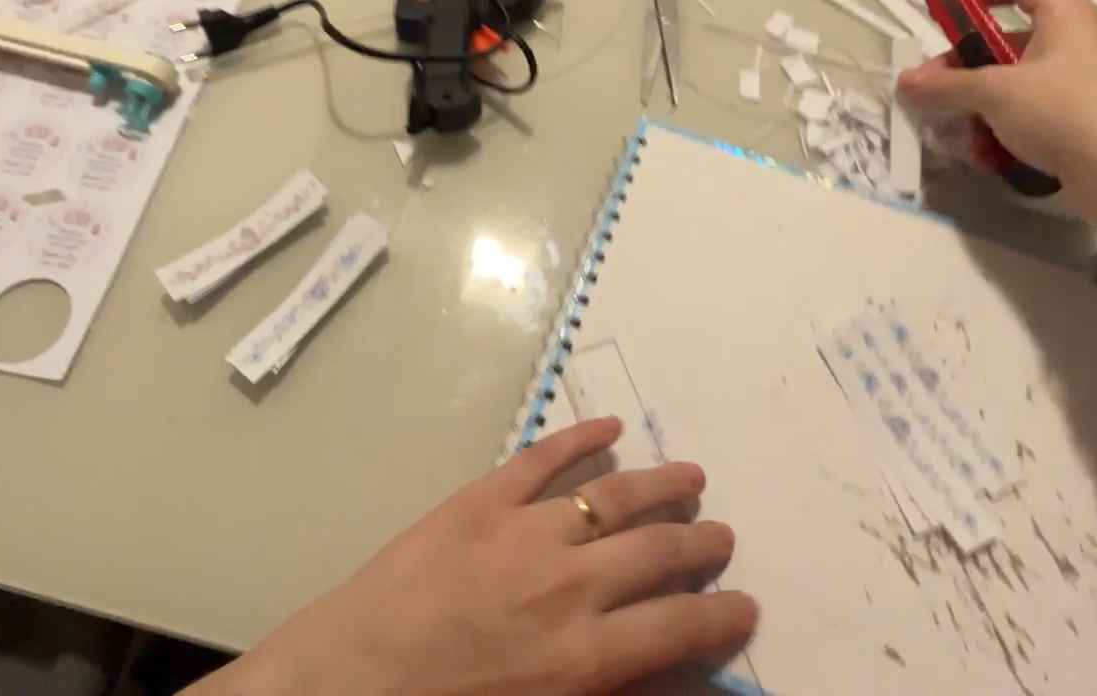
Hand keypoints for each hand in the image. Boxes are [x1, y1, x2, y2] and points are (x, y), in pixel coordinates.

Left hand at [190, 417, 756, 695]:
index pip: (680, 626)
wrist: (350, 680)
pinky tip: (608, 425)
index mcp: (586, 653)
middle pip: (657, 552)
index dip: (722, 615)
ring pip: (611, 495)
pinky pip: (542, 457)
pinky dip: (579, 437)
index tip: (746, 603)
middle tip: (722, 534)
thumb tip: (657, 663)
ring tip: (690, 474)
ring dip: (658, 483)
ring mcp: (525, 530)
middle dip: (699, 543)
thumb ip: (608, 685)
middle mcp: (569, 584)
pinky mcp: (483, 499)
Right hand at [898, 0, 1096, 240]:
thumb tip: (905, 80)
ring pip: (1017, 81)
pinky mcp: (1086, 120)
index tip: (946, 13)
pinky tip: (988, 152)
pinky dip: (1006, 127)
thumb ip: (945, 85)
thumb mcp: (993, 93)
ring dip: (981, 102)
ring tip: (958, 127)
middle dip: (966, 63)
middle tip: (935, 86)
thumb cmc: (1063, 110)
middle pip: (1010, 39)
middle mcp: (1078, 42)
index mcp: (1065, 16)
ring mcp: (1084, 83)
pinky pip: (1034, 112)